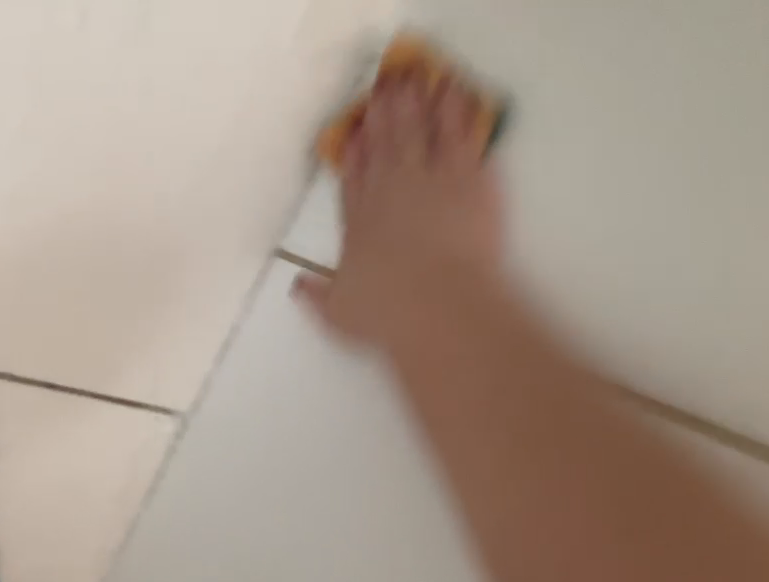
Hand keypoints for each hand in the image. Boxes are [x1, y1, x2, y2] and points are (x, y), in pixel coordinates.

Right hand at [295, 75, 506, 348]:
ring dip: (418, 105)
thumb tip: (298, 286)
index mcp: (357, 224)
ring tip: (417, 81)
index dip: (354, 156)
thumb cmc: (382, 313)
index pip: (353, 182)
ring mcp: (430, 181)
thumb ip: (316, 295)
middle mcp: (389, 194)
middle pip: (385, 147)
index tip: (354, 135)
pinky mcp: (470, 177)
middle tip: (383, 90)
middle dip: (383, 117)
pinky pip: (463, 134)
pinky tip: (456, 95)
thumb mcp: (336, 311)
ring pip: (421, 132)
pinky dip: (458, 112)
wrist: (436, 306)